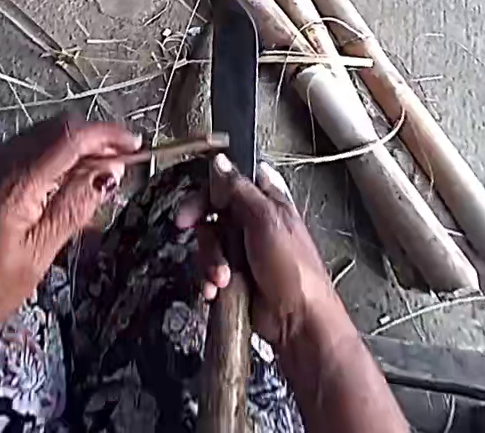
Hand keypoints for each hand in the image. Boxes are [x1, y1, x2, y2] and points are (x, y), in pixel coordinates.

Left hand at [0, 115, 138, 336]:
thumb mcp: (37, 254)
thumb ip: (74, 207)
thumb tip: (109, 172)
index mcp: (18, 180)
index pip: (71, 137)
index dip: (107, 134)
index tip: (135, 144)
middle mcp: (4, 159)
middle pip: (60, 127)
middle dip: (96, 136)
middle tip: (123, 160)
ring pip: (46, 133)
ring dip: (78, 143)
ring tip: (103, 170)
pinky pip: (31, 146)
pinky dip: (58, 152)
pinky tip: (69, 179)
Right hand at [176, 154, 348, 350]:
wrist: (298, 324)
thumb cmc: (293, 269)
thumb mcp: (265, 219)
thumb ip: (239, 188)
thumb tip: (220, 161)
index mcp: (266, 199)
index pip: (231, 178)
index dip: (212, 183)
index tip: (199, 192)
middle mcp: (252, 220)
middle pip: (212, 208)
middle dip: (201, 221)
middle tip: (186, 223)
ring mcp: (243, 248)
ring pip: (209, 239)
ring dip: (210, 258)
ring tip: (223, 276)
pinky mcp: (235, 273)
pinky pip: (209, 266)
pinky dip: (209, 278)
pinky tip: (217, 289)